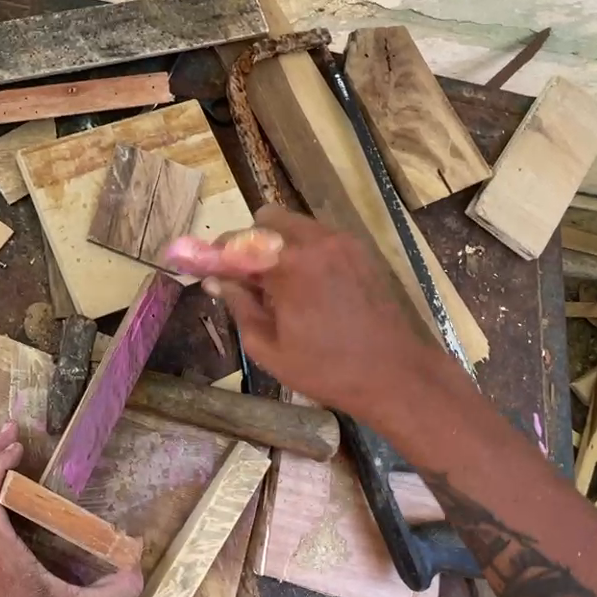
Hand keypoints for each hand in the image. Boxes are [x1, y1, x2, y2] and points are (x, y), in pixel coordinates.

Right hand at [163, 204, 455, 416]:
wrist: (399, 377)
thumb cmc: (328, 370)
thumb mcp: (268, 348)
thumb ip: (239, 306)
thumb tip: (218, 280)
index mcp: (290, 265)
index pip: (236, 244)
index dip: (212, 254)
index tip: (197, 263)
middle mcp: (316, 242)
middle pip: (265, 220)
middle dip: (248, 244)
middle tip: (245, 280)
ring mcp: (343, 243)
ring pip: (293, 225)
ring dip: (275, 246)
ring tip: (277, 289)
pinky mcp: (361, 252)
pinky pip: (318, 237)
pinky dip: (302, 252)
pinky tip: (306, 289)